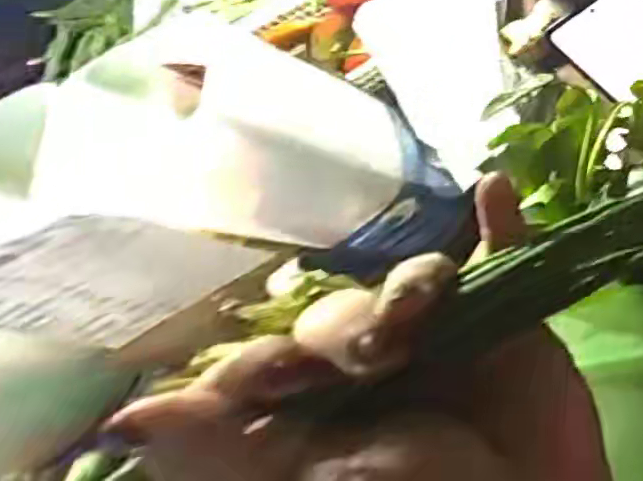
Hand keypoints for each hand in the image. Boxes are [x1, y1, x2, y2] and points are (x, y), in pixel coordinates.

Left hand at [107, 176, 607, 480]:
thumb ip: (229, 456)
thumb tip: (135, 411)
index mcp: (305, 418)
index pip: (261, 365)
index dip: (261, 358)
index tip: (274, 376)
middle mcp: (366, 368)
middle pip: (341, 311)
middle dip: (348, 321)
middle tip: (381, 351)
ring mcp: (443, 333)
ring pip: (417, 275)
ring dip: (417, 273)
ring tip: (428, 297)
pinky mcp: (507, 311)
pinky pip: (503, 252)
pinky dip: (499, 218)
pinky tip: (493, 187)